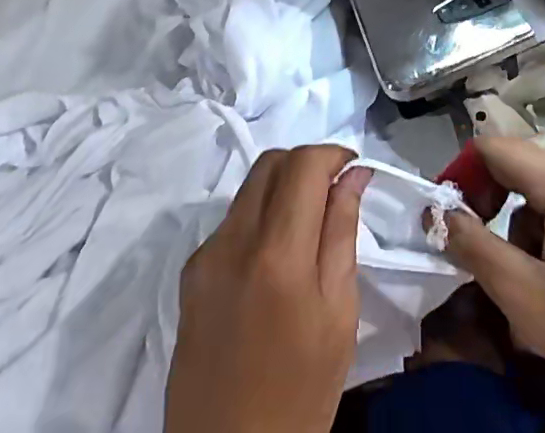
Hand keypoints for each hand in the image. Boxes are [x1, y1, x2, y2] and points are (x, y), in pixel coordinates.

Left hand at [165, 145, 371, 432]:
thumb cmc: (302, 391)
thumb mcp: (338, 315)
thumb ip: (342, 234)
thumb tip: (353, 176)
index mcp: (278, 254)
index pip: (302, 166)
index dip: (332, 154)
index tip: (354, 168)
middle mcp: (233, 240)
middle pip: (270, 164)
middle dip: (307, 163)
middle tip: (335, 190)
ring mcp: (205, 254)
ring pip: (248, 188)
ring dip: (283, 187)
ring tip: (309, 224)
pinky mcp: (190, 271)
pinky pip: (231, 220)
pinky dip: (260, 216)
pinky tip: (277, 256)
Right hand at [444, 138, 544, 432]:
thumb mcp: (528, 298)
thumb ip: (474, 247)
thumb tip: (437, 212)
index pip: (491, 148)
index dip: (459, 177)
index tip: (442, 222)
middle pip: (514, 172)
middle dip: (488, 215)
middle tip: (475, 262)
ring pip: (536, 200)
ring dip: (516, 240)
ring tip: (522, 296)